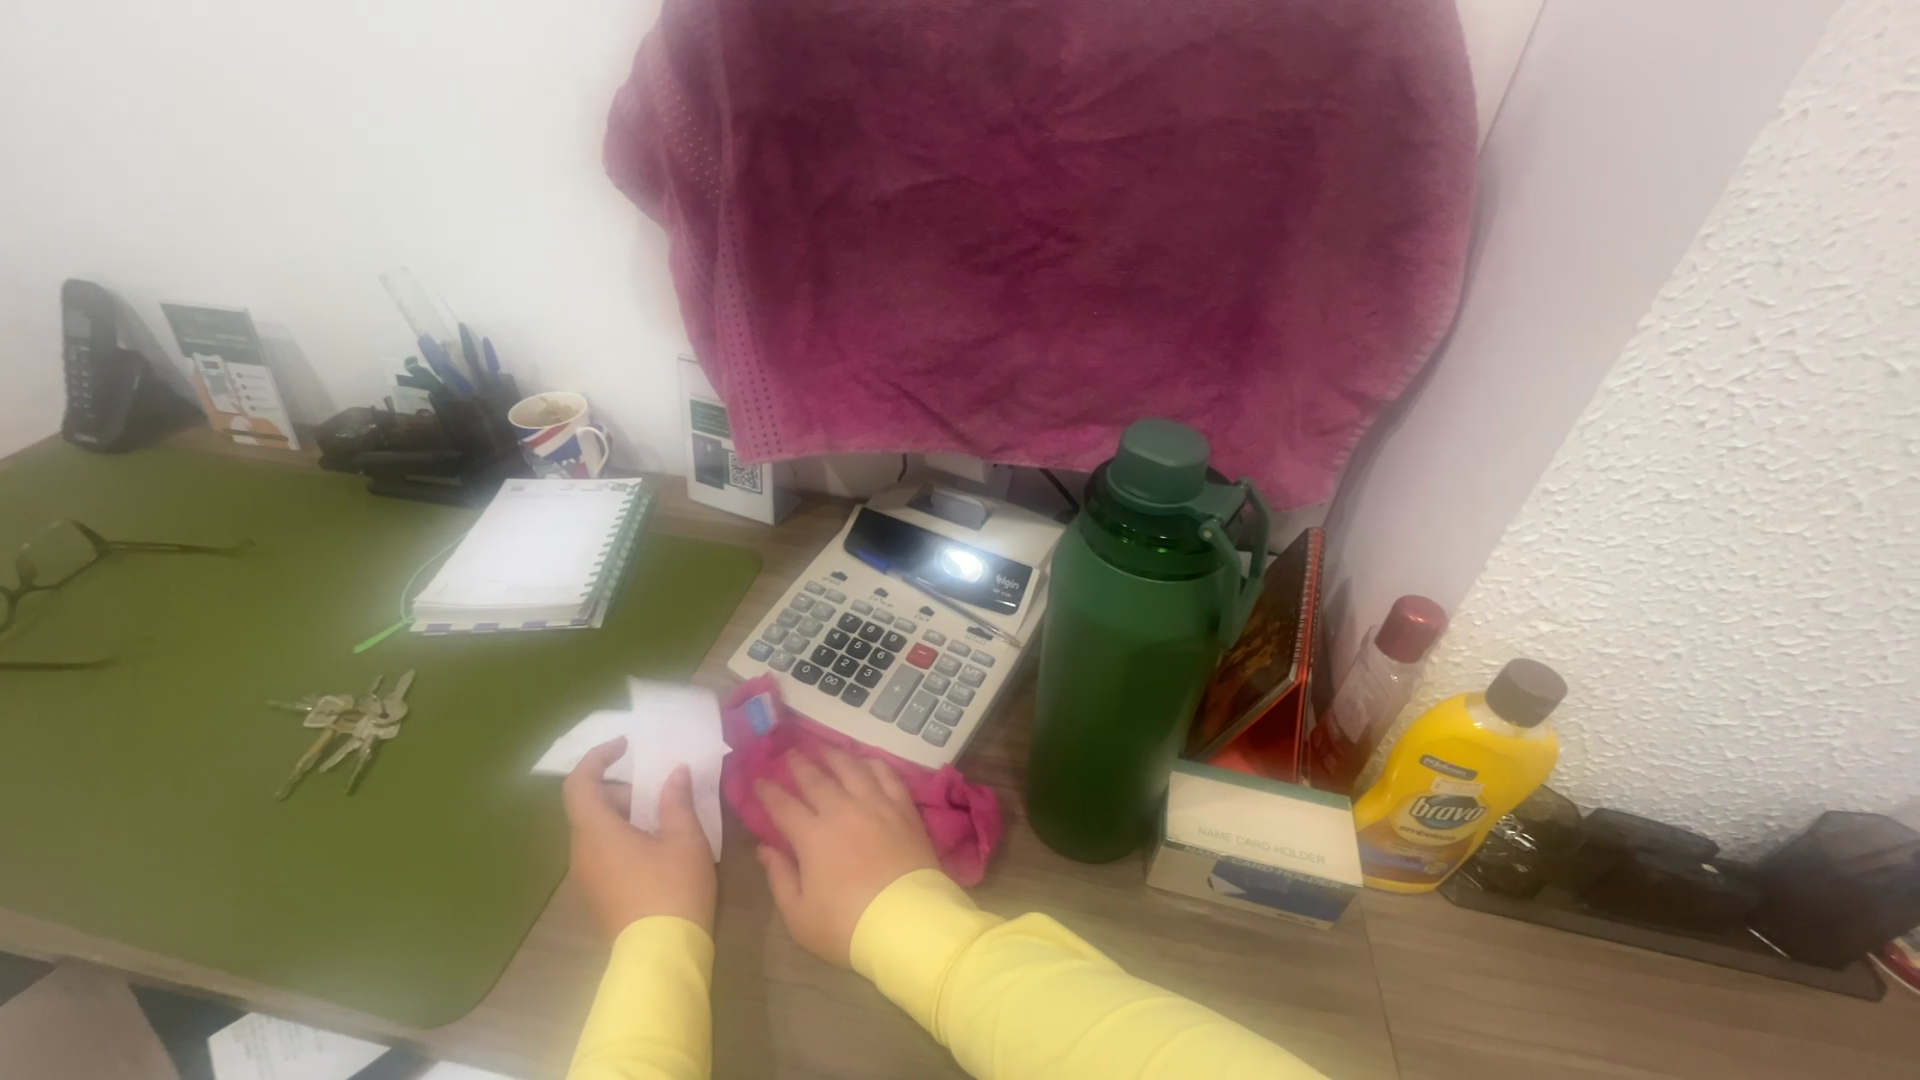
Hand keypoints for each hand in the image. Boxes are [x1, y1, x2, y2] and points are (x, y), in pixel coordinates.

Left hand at [563, 737, 716, 939]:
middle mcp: (582, 853)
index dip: (597, 759)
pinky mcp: (597, 898)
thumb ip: (676, 801)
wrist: (661, 955)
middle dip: (623, 791)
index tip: (625, 747)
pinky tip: (659, 850)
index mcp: (596, 833)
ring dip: (626, 817)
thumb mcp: (685, 838)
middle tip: (661, 790)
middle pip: (590, 808)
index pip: (579, 784)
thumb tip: (674, 773)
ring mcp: (587, 879)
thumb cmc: (673, 888)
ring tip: (666, 819)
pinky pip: (603, 855)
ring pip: (598, 833)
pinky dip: (624, 840)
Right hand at [755, 747, 939, 966]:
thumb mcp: (799, 915)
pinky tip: (866, 760)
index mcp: (812, 836)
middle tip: (790, 753)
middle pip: (816, 778)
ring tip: (824, 748)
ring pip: (851, 768)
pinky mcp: (903, 808)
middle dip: (799, 764)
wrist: (907, 922)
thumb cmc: (847, 926)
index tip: (759, 780)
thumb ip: (779, 877)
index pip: (783, 805)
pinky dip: (873, 763)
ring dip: (834, 755)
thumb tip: (764, 848)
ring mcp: (876, 805)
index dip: (768, 791)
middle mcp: (842, 810)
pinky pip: (886, 774)